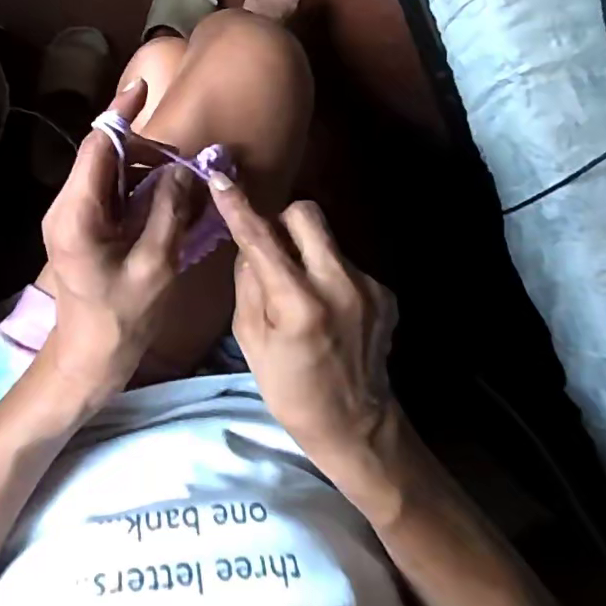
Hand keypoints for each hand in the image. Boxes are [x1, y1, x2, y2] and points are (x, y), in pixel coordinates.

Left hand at [38, 80, 201, 400]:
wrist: (89, 356)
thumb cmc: (123, 318)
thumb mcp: (156, 264)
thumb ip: (168, 209)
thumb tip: (180, 168)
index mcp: (76, 214)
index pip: (96, 147)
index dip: (120, 114)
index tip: (142, 88)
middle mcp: (65, 207)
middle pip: (102, 156)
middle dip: (143, 151)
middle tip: (182, 168)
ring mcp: (69, 216)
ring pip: (107, 173)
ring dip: (142, 170)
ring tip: (177, 189)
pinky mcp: (79, 226)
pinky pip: (108, 192)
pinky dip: (135, 189)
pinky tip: (162, 203)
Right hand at [207, 176, 400, 466]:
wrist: (358, 426)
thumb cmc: (289, 389)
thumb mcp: (249, 340)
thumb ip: (248, 282)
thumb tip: (249, 243)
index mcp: (299, 304)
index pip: (260, 239)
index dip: (237, 206)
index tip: (221, 179)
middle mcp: (339, 286)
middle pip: (306, 213)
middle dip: (281, 220)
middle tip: (271, 248)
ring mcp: (368, 287)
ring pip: (326, 237)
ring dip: (304, 250)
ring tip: (300, 290)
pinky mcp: (385, 293)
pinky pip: (343, 262)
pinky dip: (326, 273)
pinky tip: (325, 308)